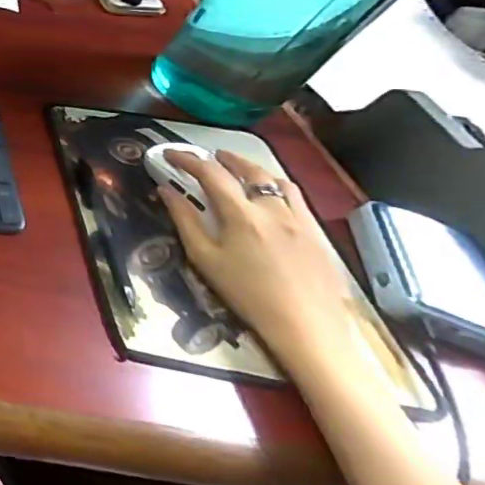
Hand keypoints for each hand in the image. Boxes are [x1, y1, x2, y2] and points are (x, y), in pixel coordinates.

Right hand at [156, 150, 357, 374]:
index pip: (211, 173)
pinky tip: (272, 198)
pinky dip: (279, 187)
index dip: (187, 159)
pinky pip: (298, 199)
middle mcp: (273, 209)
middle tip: (210, 156)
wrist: (308, 329)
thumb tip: (167, 190)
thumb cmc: (247, 294)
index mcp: (241, 214)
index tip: (171, 155)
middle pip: (249, 170)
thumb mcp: (205, 258)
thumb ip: (185, 220)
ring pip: (278, 181)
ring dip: (255, 170)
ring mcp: (300, 221)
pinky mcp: (317, 235)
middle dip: (226, 158)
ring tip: (242, 171)